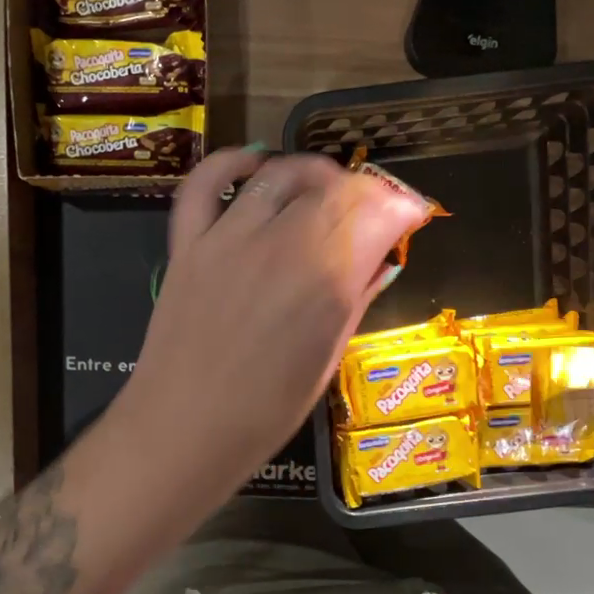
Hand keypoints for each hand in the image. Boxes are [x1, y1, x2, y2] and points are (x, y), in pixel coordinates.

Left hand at [112, 148, 429, 492]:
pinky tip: (254, 166)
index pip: (375, 210)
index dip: (399, 205)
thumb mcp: (328, 357)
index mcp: (326, 278)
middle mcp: (281, 244)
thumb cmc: (267, 411)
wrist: (186, 428)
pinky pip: (205, 184)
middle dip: (363, 191)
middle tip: (369, 212)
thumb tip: (378, 260)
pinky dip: (232, 165)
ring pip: (279, 175)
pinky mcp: (187, 244)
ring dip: (311, 173)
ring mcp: (228, 238)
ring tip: (322, 190)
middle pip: (333, 186)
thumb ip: (354, 299)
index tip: (408, 216)